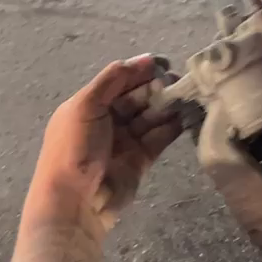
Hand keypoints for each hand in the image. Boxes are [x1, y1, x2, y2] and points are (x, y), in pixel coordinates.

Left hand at [30, 55, 182, 234]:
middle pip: (137, 96)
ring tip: (186, 95)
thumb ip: (112, 80)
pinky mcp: (141, 160)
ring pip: (151, 116)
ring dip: (167, 105)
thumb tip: (142, 59)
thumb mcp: (85, 106)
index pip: (119, 80)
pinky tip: (187, 114)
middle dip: (156, 87)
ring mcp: (125, 140)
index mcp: (89, 104)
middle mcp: (107, 119)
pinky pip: (159, 137)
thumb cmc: (74, 149)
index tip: (162, 63)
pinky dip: (173, 126)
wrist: (74, 203)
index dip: (139, 70)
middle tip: (177, 81)